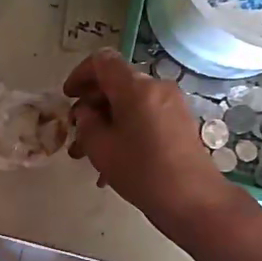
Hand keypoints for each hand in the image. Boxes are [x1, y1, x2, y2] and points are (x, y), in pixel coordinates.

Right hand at [65, 48, 242, 232]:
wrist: (193, 199)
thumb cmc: (142, 171)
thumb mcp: (101, 148)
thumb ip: (86, 122)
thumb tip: (87, 112)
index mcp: (135, 87)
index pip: (102, 61)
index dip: (80, 75)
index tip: (68, 97)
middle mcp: (156, 87)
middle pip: (116, 83)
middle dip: (92, 105)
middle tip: (75, 132)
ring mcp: (172, 104)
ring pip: (129, 103)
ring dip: (107, 121)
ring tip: (89, 154)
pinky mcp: (180, 122)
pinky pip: (145, 116)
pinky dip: (126, 129)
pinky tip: (114, 161)